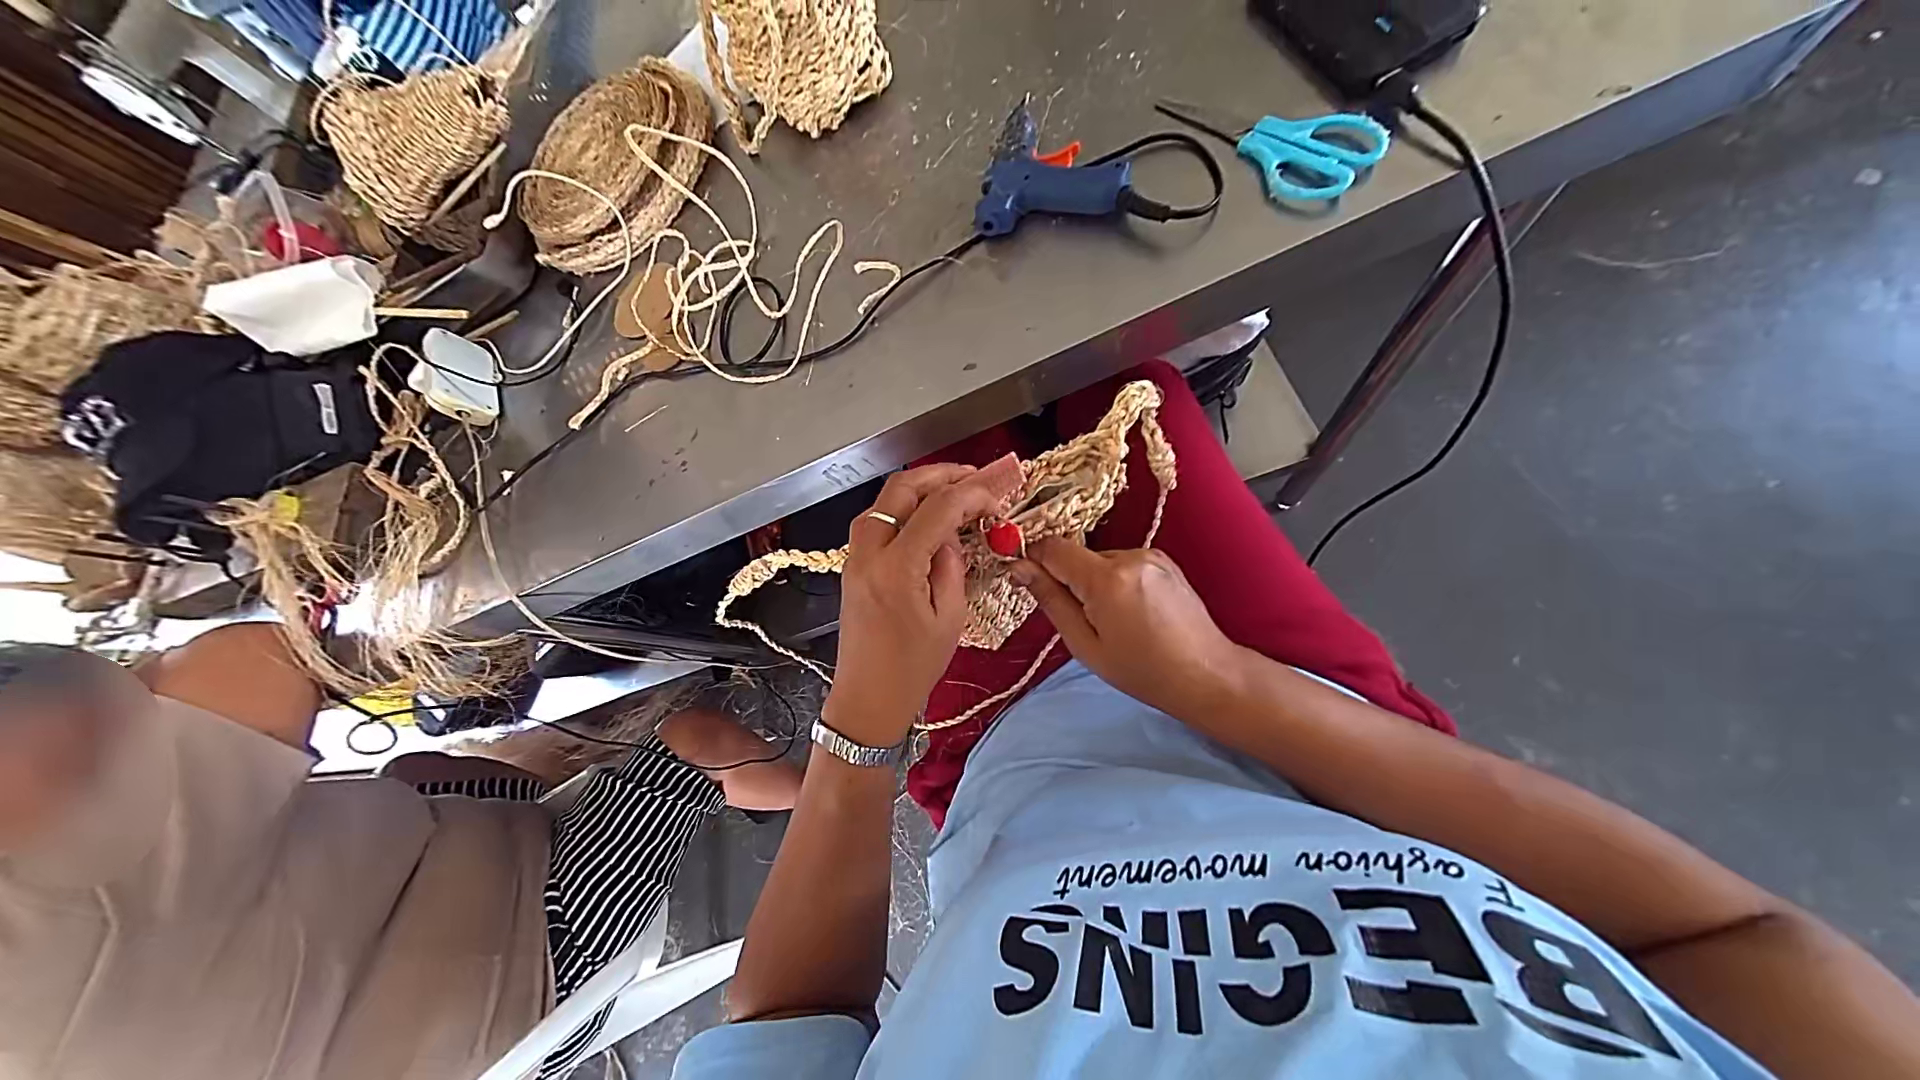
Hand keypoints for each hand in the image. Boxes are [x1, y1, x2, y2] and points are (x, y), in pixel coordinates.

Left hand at [825, 459, 1022, 746]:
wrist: (867, 698)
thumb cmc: (912, 668)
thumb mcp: (949, 619)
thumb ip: (952, 567)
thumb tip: (951, 536)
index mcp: (896, 570)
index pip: (937, 509)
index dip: (971, 494)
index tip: (995, 496)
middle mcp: (869, 554)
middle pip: (900, 489)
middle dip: (940, 475)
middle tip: (972, 476)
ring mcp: (855, 558)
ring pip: (883, 501)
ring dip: (918, 487)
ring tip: (953, 490)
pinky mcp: (853, 566)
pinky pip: (877, 521)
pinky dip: (903, 508)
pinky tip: (926, 515)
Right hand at [1011, 540, 1247, 718]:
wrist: (1207, 673)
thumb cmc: (1142, 670)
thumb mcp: (1085, 645)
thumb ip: (1051, 601)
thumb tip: (1020, 568)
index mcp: (1106, 579)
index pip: (1053, 548)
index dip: (1033, 560)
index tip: (1025, 580)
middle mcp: (1129, 556)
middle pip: (1078, 556)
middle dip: (1069, 580)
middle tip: (1082, 620)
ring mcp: (1151, 555)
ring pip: (1100, 560)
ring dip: (1094, 583)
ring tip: (1114, 621)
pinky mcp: (1164, 560)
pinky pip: (1122, 563)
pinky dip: (1115, 582)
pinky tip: (1132, 612)